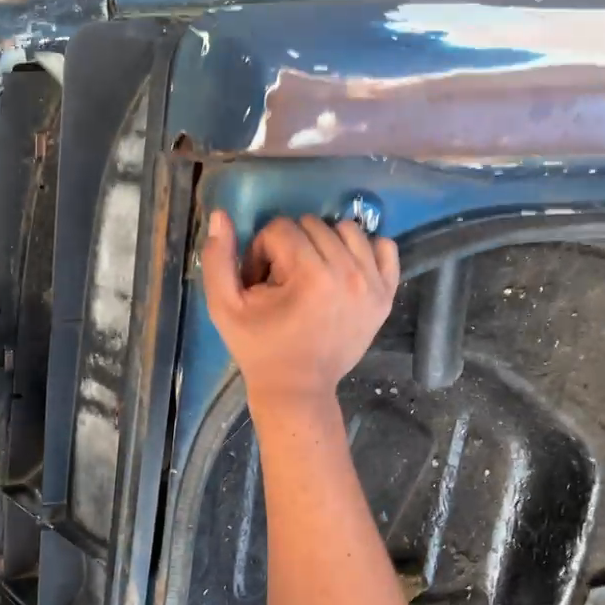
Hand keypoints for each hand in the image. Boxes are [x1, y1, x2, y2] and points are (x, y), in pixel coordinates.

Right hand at [201, 209, 399, 417]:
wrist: (297, 389)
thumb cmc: (257, 348)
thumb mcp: (224, 307)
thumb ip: (217, 260)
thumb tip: (221, 215)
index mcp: (310, 275)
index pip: (280, 229)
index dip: (261, 252)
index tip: (259, 283)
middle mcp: (348, 272)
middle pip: (312, 225)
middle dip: (289, 248)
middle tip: (281, 284)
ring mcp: (374, 283)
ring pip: (347, 229)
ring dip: (323, 245)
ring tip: (310, 277)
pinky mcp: (387, 293)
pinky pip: (384, 246)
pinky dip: (361, 251)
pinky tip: (341, 272)